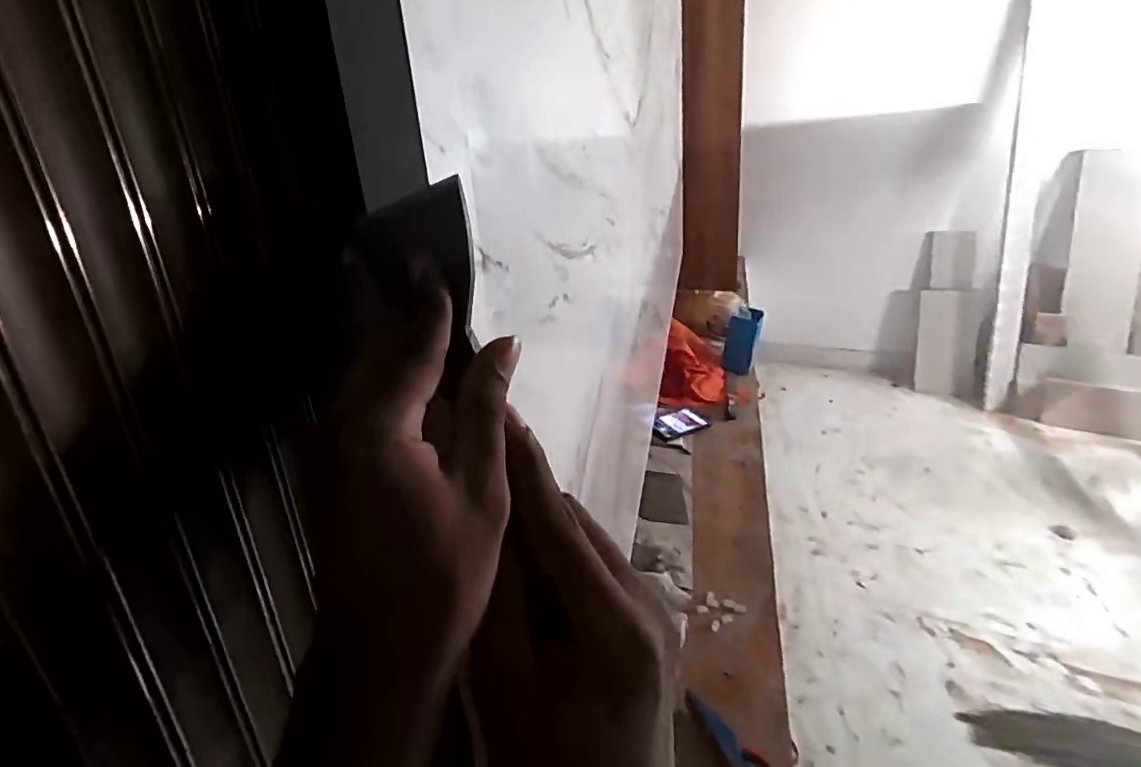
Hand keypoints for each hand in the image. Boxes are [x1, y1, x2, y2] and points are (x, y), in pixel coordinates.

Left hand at [275, 257, 516, 766]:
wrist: (376, 646)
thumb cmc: (442, 575)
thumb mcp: (481, 489)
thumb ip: (483, 409)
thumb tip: (502, 347)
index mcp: (378, 426)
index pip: (412, 350)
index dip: (430, 309)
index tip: (435, 267)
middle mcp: (338, 422)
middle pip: (376, 351)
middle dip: (405, 316)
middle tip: (424, 275)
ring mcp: (324, 441)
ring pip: (362, 373)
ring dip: (394, 346)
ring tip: (424, 313)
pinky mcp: (323, 458)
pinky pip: (356, 399)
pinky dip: (384, 378)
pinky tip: (411, 372)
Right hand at [470, 413, 678, 766]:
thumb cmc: (543, 756)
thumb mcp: (503, 677)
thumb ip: (498, 589)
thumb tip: (486, 507)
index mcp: (616, 624)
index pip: (558, 521)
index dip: (523, 461)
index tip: (499, 409)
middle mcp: (649, 602)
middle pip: (574, 521)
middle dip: (527, 482)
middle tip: (482, 442)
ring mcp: (657, 607)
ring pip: (585, 536)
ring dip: (542, 513)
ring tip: (496, 483)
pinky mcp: (652, 615)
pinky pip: (597, 560)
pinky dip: (560, 544)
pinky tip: (527, 541)